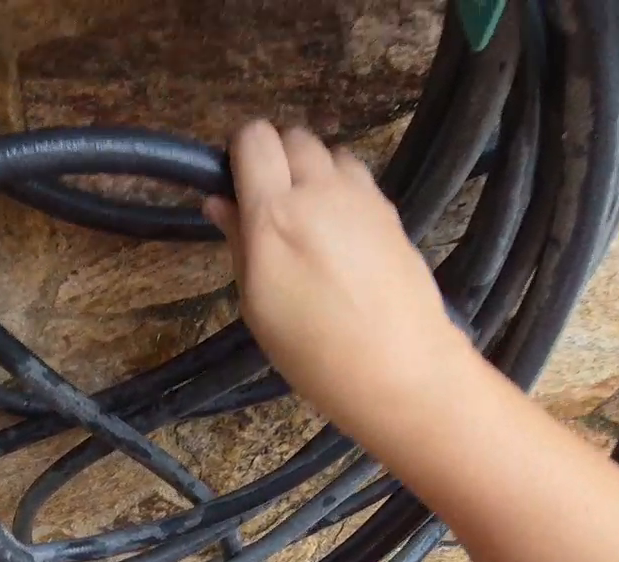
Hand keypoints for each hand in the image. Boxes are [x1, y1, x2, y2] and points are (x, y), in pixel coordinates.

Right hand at [205, 121, 474, 437]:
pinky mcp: (390, 210)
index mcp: (274, 215)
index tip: (238, 188)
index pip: (253, 139)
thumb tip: (220, 202)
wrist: (398, 368)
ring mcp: (361, 197)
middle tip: (270, 210)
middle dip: (277, 161)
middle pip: (293, 136)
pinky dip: (341, 190)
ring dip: (312, 173)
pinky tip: (341, 236)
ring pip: (328, 153)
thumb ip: (239, 244)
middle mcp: (319, 191)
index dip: (241, 155)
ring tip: (309, 222)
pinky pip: (357, 178)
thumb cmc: (312, 352)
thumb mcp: (257, 306)